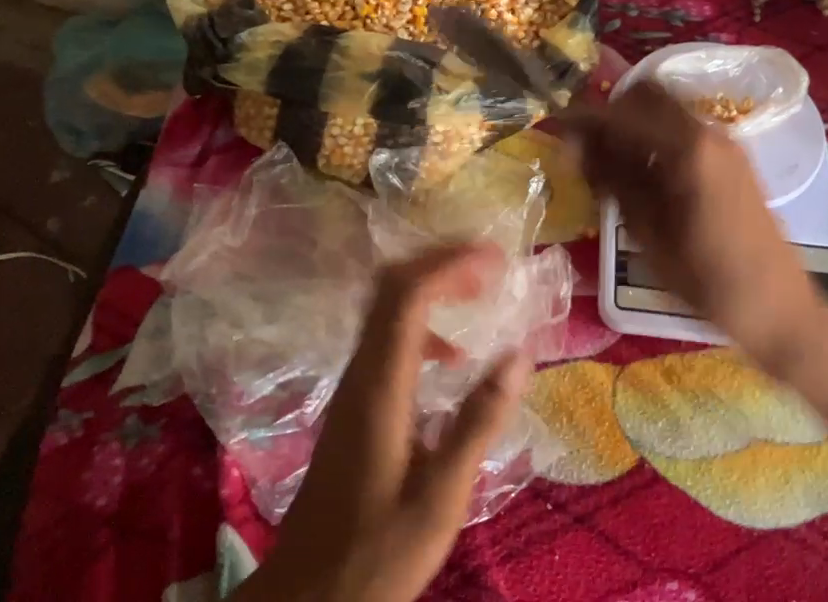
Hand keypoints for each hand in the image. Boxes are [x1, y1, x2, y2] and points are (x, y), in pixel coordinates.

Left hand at [235, 243, 531, 601]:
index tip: (497, 258)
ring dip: (432, 290)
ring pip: (385, 311)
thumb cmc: (377, 551)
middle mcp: (359, 374)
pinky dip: (422, 327)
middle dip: (441, 263)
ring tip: (480, 297)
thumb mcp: (440, 496)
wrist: (308, 595)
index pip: (407, 296)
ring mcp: (351, 387)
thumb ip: (478, 422)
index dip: (450, 264)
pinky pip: (386, 340)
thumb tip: (519, 354)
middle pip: (390, 289)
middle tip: (490, 267)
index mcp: (379, 387)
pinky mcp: (353, 404)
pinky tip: (452, 360)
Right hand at [564, 80, 827, 370]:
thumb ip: (613, 180)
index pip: (622, 113)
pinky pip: (682, 129)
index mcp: (688, 149)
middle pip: (646, 95)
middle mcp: (709, 132)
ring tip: (606, 164)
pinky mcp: (732, 158)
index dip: (583, 118)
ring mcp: (725, 142)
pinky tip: (639, 175)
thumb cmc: (709, 281)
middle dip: (609, 113)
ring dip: (631, 124)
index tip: (555, 128)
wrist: (780, 308)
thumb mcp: (649, 234)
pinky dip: (654, 137)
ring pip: (664, 110)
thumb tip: (576, 144)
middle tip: (582, 146)